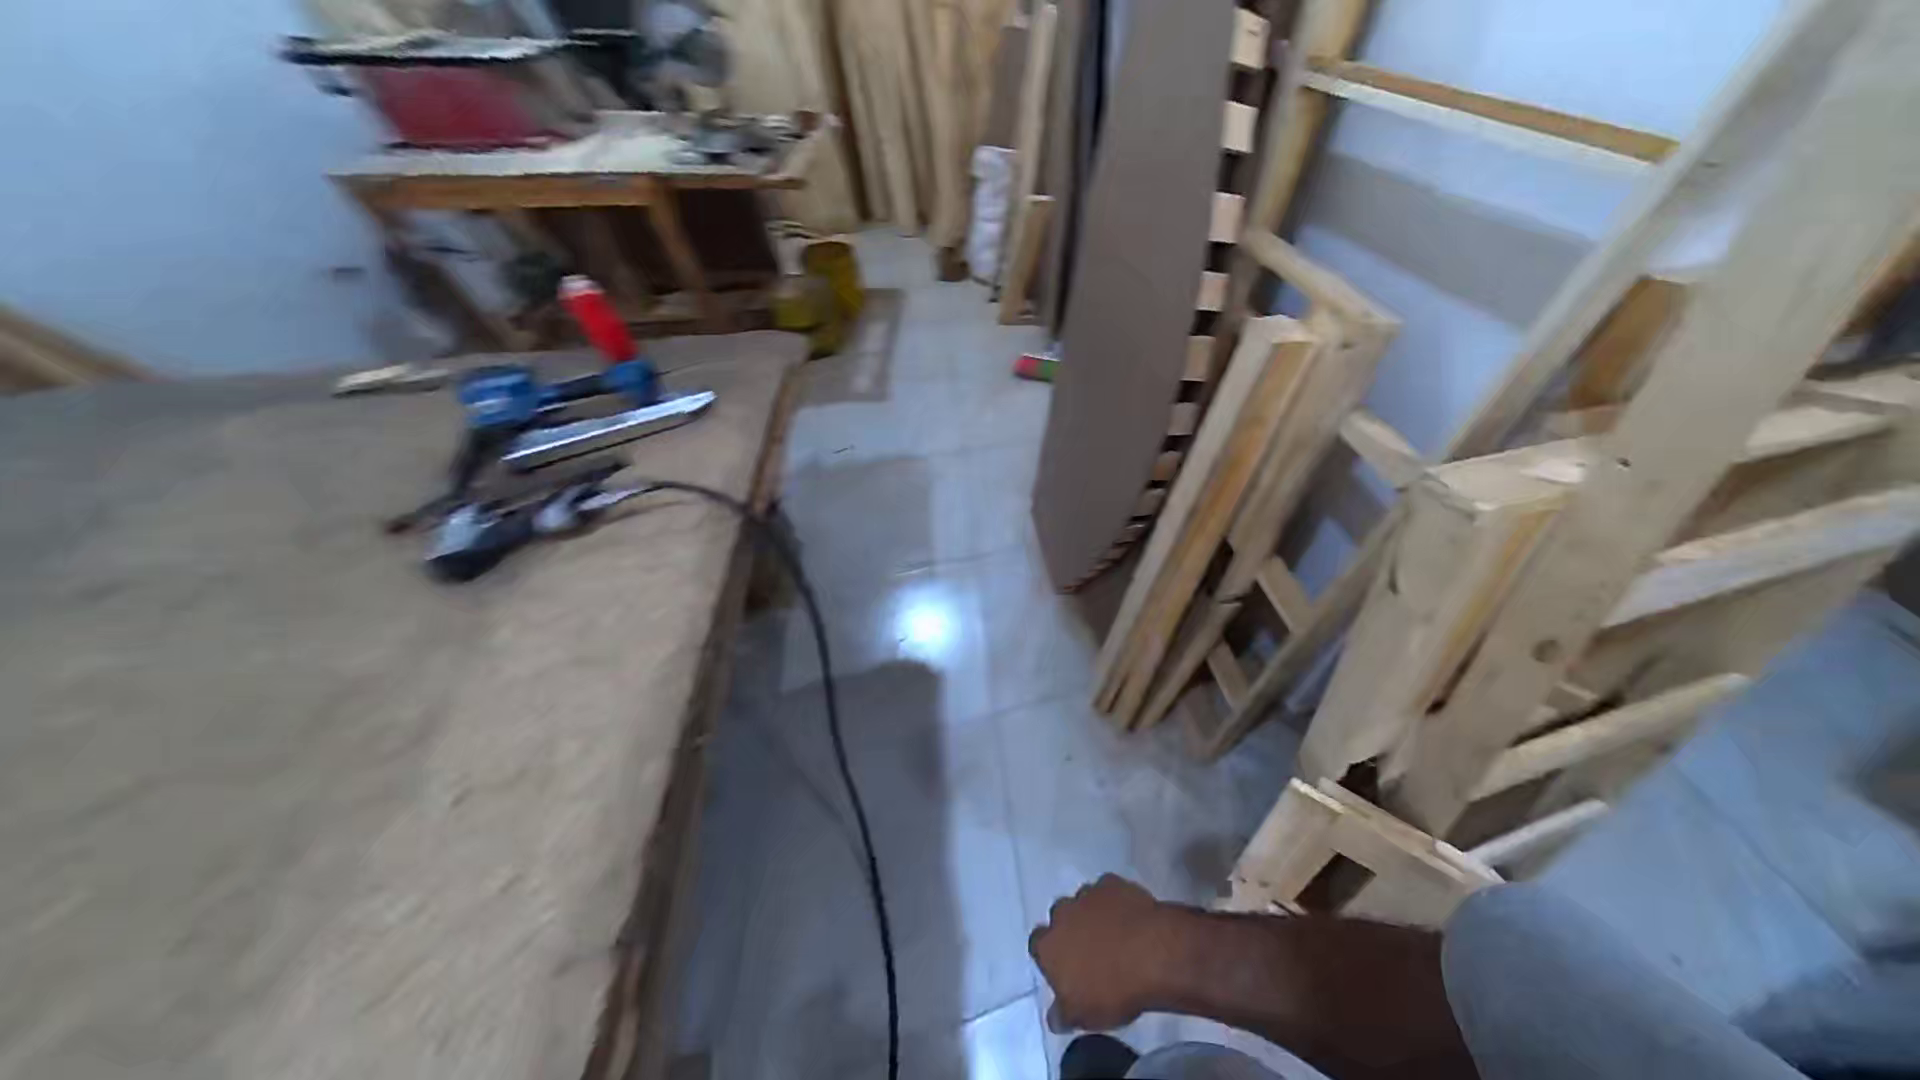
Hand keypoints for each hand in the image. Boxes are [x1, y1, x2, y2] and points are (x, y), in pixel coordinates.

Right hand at [1028, 874, 1185, 1032]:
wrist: (1152, 955)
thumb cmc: (1113, 990)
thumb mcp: (1083, 1016)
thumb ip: (1063, 1013)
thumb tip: (1054, 1016)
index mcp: (1048, 946)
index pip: (1037, 945)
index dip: (1051, 955)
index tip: (1065, 967)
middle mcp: (1062, 914)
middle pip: (1060, 918)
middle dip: (1071, 929)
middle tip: (1091, 950)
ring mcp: (1087, 895)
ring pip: (1084, 901)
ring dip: (1093, 914)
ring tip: (1115, 933)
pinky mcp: (1112, 883)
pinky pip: (1109, 890)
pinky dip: (1116, 901)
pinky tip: (1129, 916)